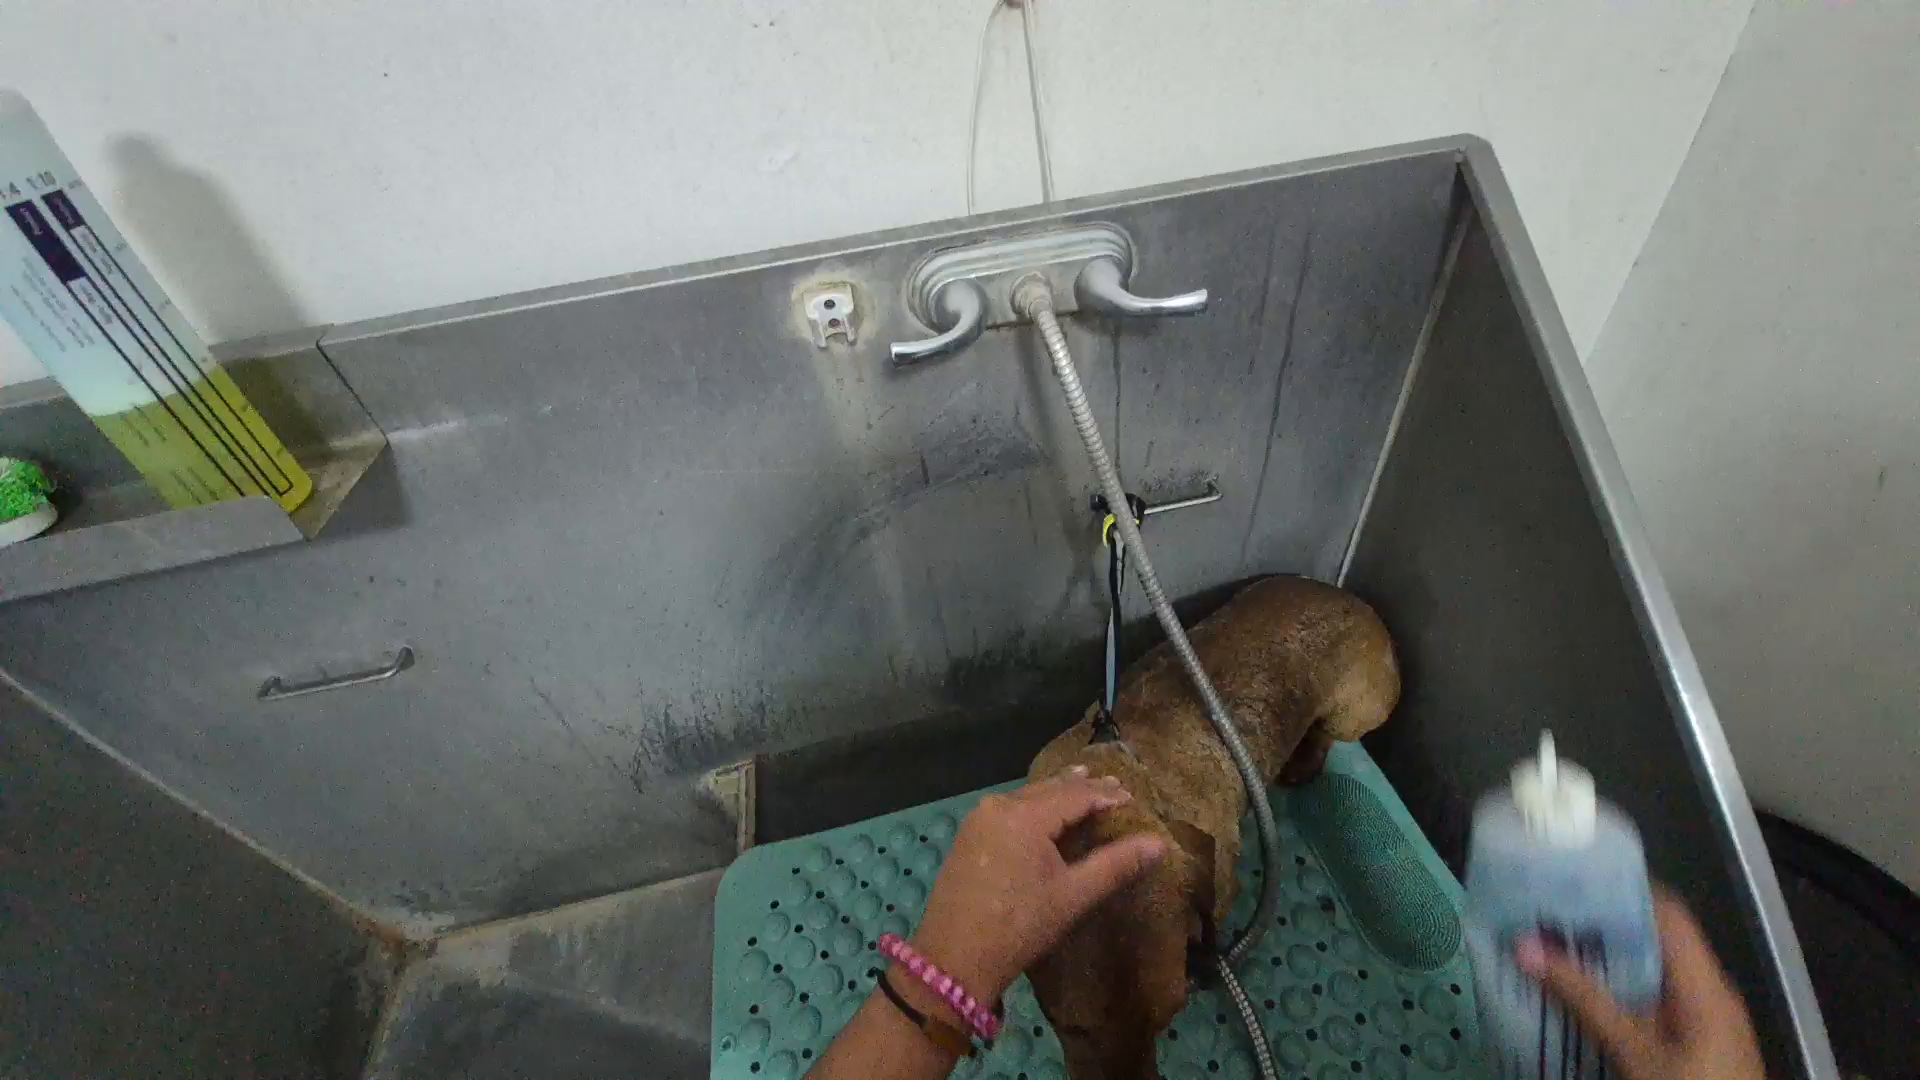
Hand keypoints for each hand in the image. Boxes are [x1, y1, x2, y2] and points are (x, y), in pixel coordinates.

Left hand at [907, 766, 1167, 1003]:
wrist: (955, 956)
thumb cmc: (1020, 926)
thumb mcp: (1073, 896)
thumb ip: (1116, 865)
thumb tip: (1159, 843)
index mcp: (1025, 815)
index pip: (1075, 794)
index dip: (1105, 795)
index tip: (1133, 796)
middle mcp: (1000, 804)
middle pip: (1050, 788)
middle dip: (1082, 786)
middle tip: (1114, 782)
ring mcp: (980, 816)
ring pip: (1028, 794)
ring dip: (1057, 792)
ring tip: (1083, 782)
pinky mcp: (970, 831)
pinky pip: (1010, 806)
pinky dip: (1034, 804)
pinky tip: (1045, 808)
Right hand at [1517, 890, 1765, 1079]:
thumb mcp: (1634, 1053)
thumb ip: (1581, 998)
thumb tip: (1521, 944)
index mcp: (1704, 985)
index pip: (1666, 911)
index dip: (1621, 885)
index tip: (1567, 870)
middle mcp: (1705, 990)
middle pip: (1650, 933)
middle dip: (1594, 914)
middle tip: (1539, 898)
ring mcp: (1699, 1014)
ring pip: (1643, 961)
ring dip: (1595, 945)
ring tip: (1543, 928)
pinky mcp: (1688, 1034)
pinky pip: (1644, 987)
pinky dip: (1607, 973)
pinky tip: (1570, 974)